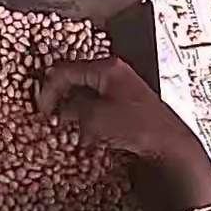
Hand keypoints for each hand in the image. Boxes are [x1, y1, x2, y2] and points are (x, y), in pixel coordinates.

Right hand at [37, 58, 201, 164]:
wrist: (169, 143)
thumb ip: (73, 109)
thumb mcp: (95, 118)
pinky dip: (92, 120)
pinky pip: (101, 107)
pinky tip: (93, 137)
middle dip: (63, 101)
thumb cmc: (137, 126)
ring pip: (87, 96)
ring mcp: (122, 87)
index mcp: (106, 68)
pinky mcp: (128, 103)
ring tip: (77, 132)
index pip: (65, 71)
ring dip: (78, 114)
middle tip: (53, 118)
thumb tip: (63, 108)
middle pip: (77, 81)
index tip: (41, 109)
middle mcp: (114, 72)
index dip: (49, 90)